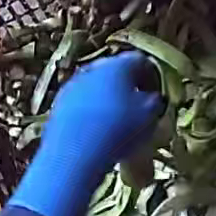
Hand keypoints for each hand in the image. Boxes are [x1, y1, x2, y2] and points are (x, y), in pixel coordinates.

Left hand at [9, 53, 162, 215]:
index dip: (153, 77)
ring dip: (108, 101)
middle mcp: (93, 68)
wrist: (74, 154)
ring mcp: (71, 86)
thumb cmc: (119, 131)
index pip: (141, 61)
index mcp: (118, 65)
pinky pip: (81, 104)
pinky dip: (91, 114)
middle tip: (138, 109)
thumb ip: (154, 101)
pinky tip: (97, 133)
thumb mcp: (150, 117)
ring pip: (96, 88)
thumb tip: (151, 98)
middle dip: (128, 88)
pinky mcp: (58, 106)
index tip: (157, 95)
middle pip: (116, 73)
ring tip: (118, 125)